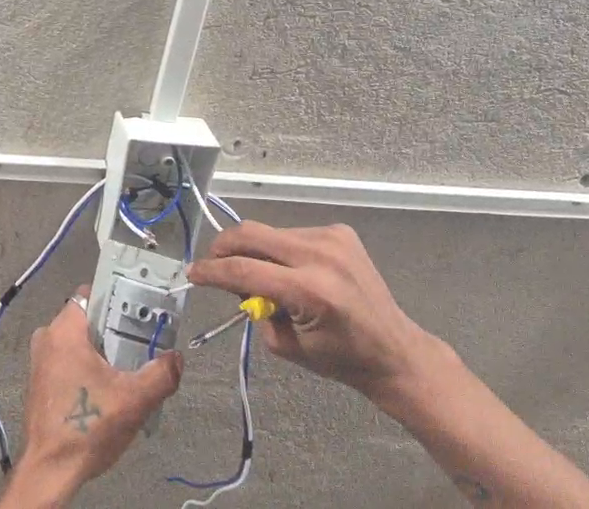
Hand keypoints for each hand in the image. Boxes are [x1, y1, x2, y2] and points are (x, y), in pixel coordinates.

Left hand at [0, 288, 183, 506]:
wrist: (50, 468)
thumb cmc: (88, 425)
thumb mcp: (134, 400)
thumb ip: (160, 374)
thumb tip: (176, 357)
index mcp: (63, 330)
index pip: (91, 295)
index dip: (116, 299)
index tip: (139, 313)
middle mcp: (46, 337)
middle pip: (87, 320)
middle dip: (114, 330)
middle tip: (140, 345)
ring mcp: (39, 360)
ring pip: (77, 343)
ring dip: (102, 352)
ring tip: (129, 369)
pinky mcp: (40, 381)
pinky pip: (67, 361)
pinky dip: (86, 367)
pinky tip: (106, 389)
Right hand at [187, 222, 445, 403]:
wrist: (395, 350)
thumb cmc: (340, 358)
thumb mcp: (287, 344)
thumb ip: (255, 310)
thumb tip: (236, 283)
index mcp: (309, 291)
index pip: (243, 270)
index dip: (211, 271)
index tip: (192, 273)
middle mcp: (320, 255)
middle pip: (250, 234)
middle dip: (223, 247)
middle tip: (213, 263)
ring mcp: (332, 238)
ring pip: (268, 232)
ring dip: (254, 250)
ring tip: (263, 276)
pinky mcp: (339, 231)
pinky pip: (290, 233)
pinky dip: (279, 249)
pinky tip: (291, 269)